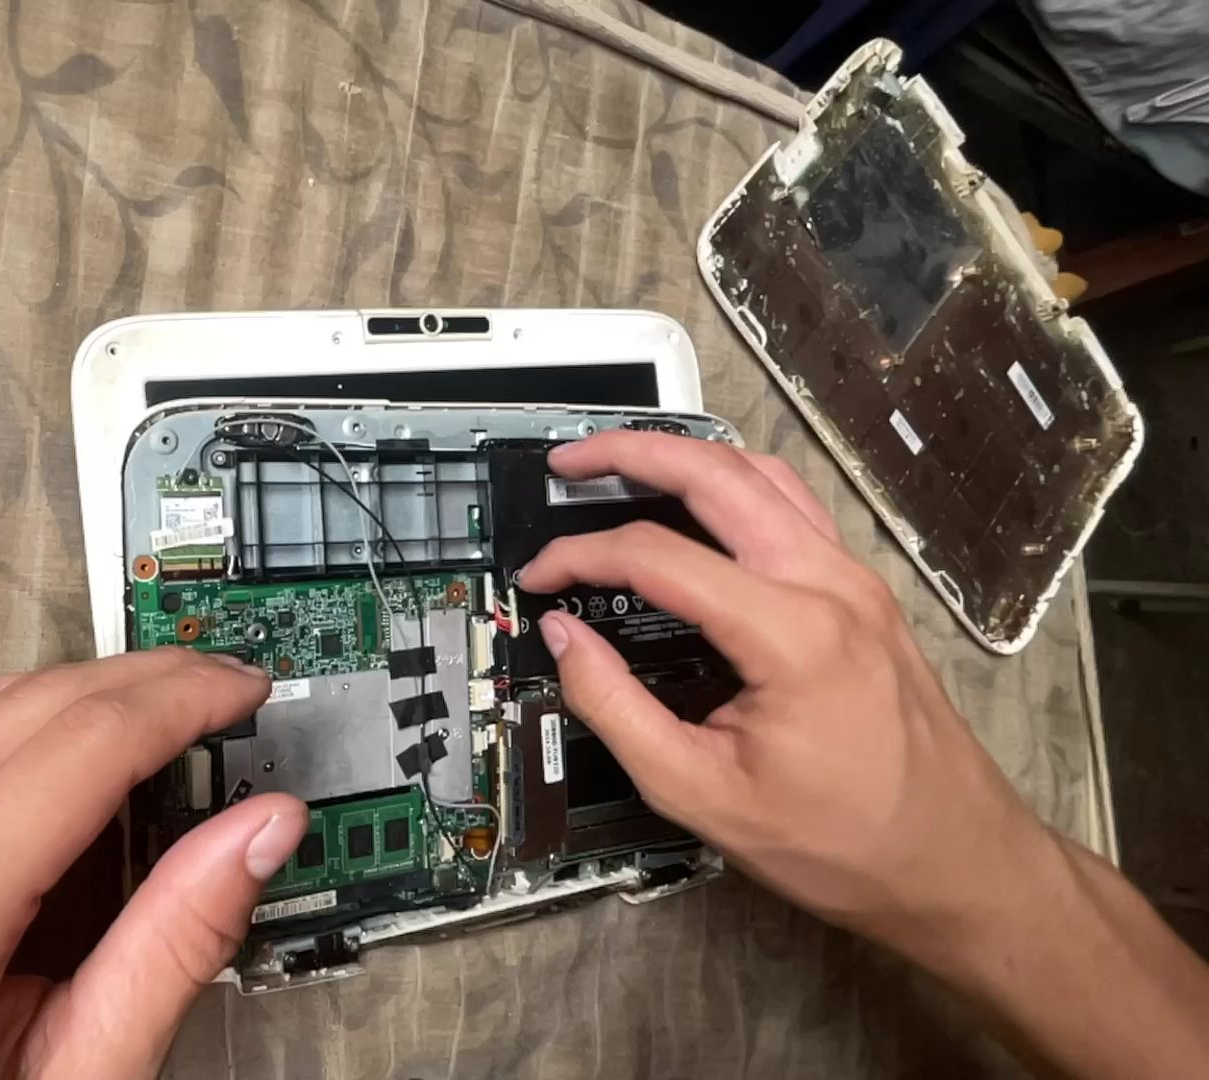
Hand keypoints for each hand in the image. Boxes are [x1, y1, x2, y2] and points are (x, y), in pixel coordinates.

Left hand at [0, 650, 305, 1079]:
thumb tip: (262, 829)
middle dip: (147, 683)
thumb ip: (176, 941)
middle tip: (219, 689)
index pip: (83, 747)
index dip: (181, 700)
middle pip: (36, 706)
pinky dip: (21, 723)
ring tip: (163, 711)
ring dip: (89, 695)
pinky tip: (72, 738)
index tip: (240, 689)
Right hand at [517, 431, 1051, 951]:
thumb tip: (562, 635)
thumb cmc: (836, 840)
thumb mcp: (694, 789)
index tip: (538, 579)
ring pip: (758, 474)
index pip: (656, 557)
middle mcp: (829, 586)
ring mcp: (853, 580)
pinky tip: (690, 496)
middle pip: (716, 476)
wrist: (961, 866)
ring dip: (681, 456)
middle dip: (630, 454)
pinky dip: (725, 481)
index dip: (579, 557)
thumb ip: (612, 704)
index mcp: (791, 635)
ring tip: (619, 461)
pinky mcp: (857, 590)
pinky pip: (787, 503)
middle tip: (568, 459)